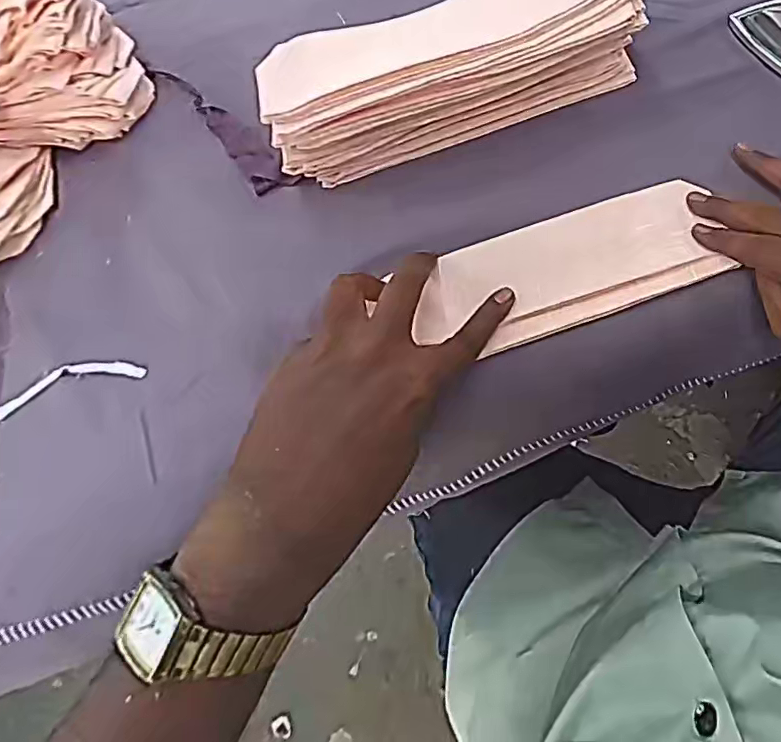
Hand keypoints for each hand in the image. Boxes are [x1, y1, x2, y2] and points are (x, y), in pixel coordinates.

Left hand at [173, 254, 512, 631]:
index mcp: (415, 380)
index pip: (464, 339)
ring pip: (349, 288)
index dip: (488, 314)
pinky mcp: (294, 357)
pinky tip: (327, 362)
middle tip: (425, 264)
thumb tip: (405, 377)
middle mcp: (377, 351)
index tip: (501, 293)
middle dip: (421, 265)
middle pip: (405, 284)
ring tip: (369, 296)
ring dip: (366, 287)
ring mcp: (331, 348)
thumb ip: (413, 397)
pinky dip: (331, 337)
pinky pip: (319, 332)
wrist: (279, 515)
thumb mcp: (407, 442)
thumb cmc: (356, 493)